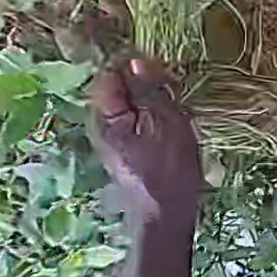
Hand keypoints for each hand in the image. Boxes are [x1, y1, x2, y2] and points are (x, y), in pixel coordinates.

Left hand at [89, 59, 201, 233]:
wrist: (166, 215)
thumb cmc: (169, 170)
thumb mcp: (167, 123)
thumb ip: (151, 90)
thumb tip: (138, 60)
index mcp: (106, 117)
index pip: (112, 73)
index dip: (136, 64)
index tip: (162, 67)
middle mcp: (101, 123)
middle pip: (119, 85)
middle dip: (145, 80)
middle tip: (173, 86)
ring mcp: (111, 135)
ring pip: (130, 100)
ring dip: (151, 95)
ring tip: (174, 102)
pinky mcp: (124, 144)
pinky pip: (136, 115)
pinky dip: (152, 110)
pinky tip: (170, 118)